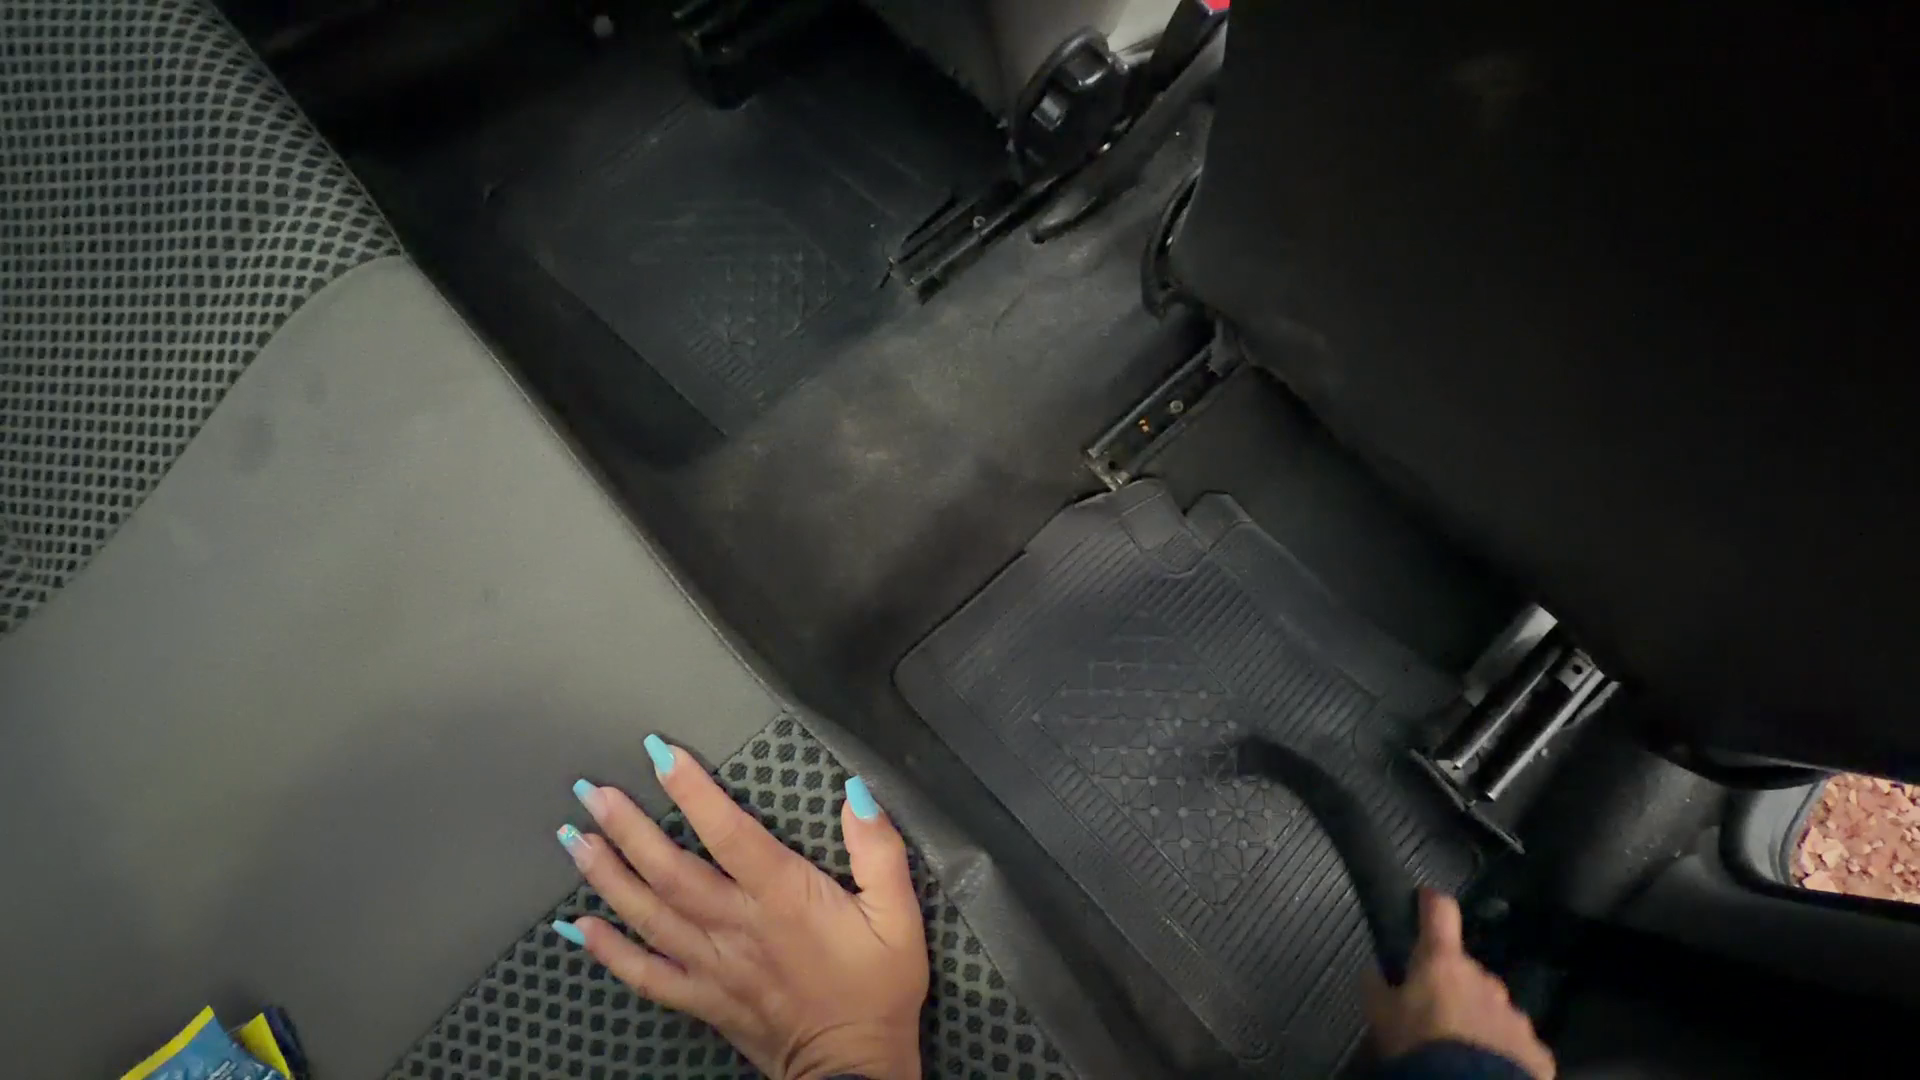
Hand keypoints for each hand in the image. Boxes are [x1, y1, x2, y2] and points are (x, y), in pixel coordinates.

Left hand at [554, 736, 927, 1079]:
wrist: (854, 1074)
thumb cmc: (879, 985)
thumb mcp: (900, 914)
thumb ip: (879, 851)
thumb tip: (856, 791)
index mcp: (784, 898)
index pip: (729, 834)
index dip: (693, 791)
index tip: (660, 753)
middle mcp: (737, 927)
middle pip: (671, 872)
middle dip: (628, 829)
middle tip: (591, 792)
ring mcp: (713, 967)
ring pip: (648, 916)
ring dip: (606, 876)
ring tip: (573, 838)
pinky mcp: (702, 999)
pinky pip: (645, 975)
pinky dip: (607, 951)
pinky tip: (576, 927)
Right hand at [1365, 889, 1555, 1079]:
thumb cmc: (1417, 1044)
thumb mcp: (1379, 1013)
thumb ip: (1376, 985)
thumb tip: (1377, 972)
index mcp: (1443, 962)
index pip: (1440, 913)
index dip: (1431, 902)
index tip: (1426, 897)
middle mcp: (1484, 979)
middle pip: (1466, 970)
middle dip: (1453, 983)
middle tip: (1434, 1009)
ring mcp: (1515, 1016)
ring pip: (1492, 1006)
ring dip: (1478, 1016)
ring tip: (1461, 1045)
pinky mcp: (1537, 1052)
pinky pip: (1514, 1041)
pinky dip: (1501, 1048)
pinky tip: (1486, 1065)